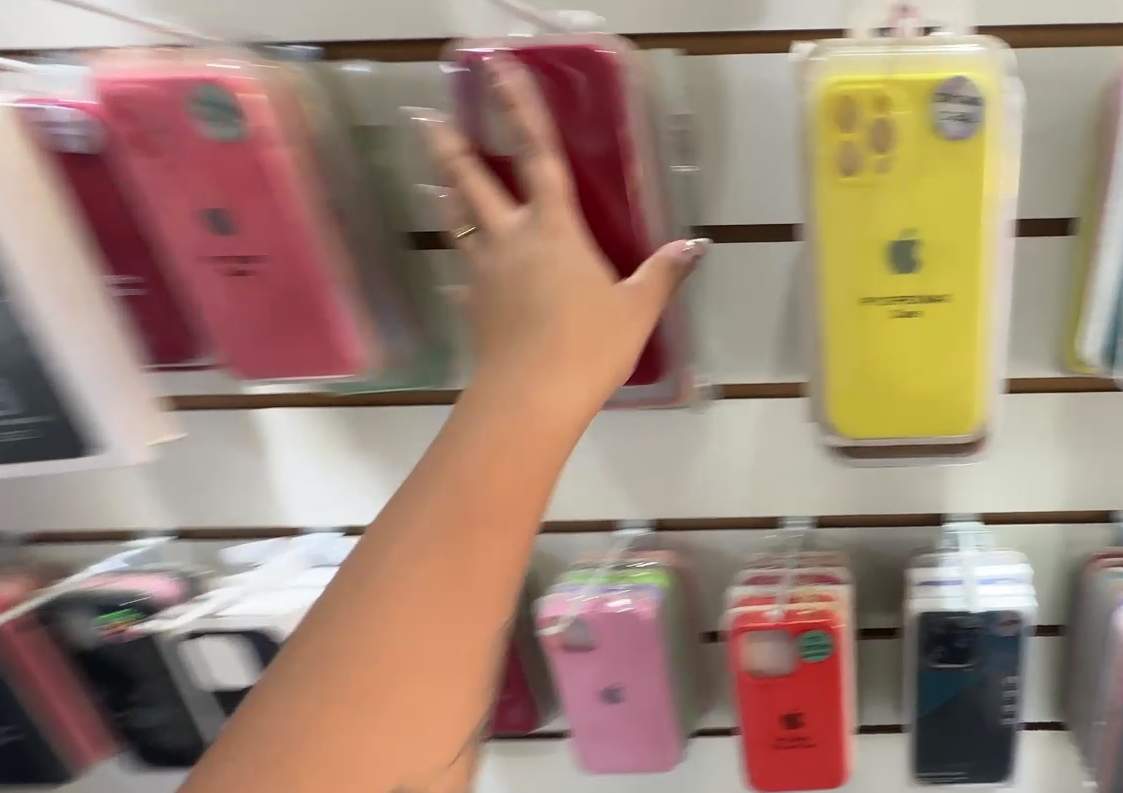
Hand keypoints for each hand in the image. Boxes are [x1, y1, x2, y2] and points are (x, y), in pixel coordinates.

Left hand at [409, 59, 705, 410]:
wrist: (534, 394)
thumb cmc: (592, 346)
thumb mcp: (639, 310)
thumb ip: (663, 274)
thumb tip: (696, 245)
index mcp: (555, 231)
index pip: (537, 157)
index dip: (520, 109)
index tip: (499, 68)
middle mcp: (512, 240)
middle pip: (472, 182)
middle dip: (449, 146)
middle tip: (427, 118)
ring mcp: (486, 273)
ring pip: (456, 222)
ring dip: (444, 195)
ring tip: (434, 179)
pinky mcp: (474, 306)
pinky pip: (464, 276)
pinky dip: (463, 267)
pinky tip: (462, 275)